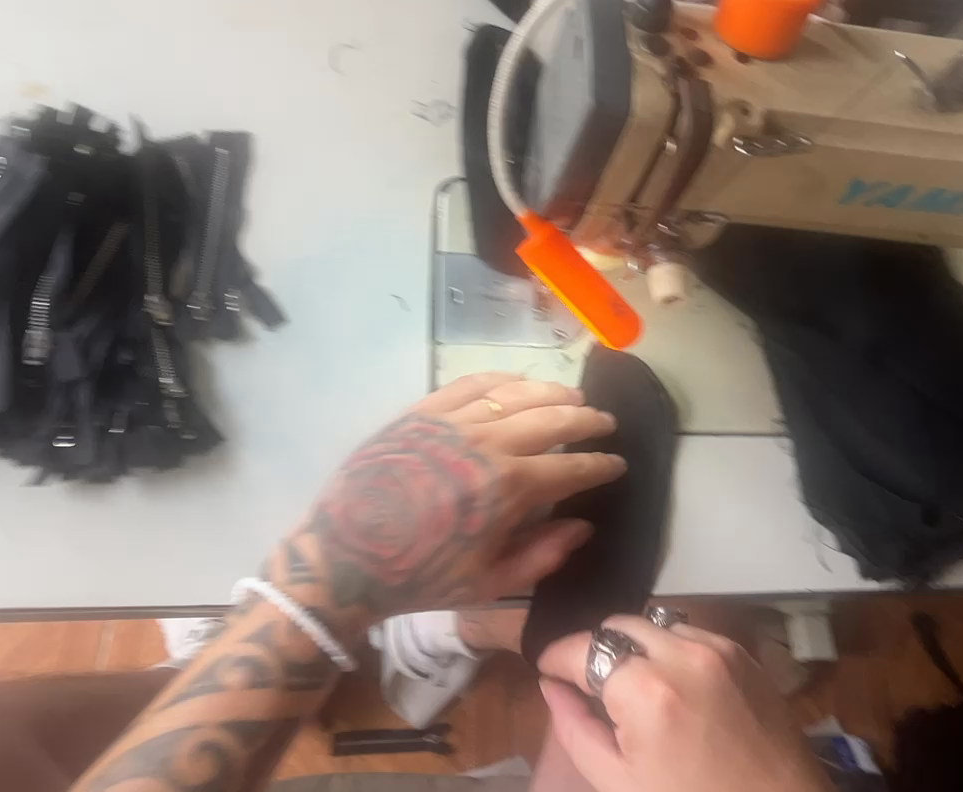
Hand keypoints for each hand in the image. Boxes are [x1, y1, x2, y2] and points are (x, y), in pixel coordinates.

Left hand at [268, 373, 625, 641]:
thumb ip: (542, 554)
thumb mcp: (487, 583)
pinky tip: (518, 382)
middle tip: (605, 421)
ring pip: (518, 393)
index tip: (618, 463)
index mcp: (509, 489)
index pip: (572, 468)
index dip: (601, 465)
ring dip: (553, 392)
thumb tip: (584, 525)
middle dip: (587, 419)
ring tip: (573, 395)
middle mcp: (489, 444)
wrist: (344, 556)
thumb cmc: (419, 576)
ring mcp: (455, 421)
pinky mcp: (425, 410)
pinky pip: (473, 384)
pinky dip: (503, 379)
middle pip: (553, 418)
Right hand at [536, 616, 831, 791]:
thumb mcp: (621, 785)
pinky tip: (677, 689)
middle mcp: (681, 654)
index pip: (584, 649)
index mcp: (647, 691)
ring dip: (637, 648)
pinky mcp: (741, 652)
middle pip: (618, 626)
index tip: (547, 668)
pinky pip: (690, 634)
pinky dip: (673, 652)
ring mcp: (716, 648)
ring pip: (654, 625)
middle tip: (593, 687)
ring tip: (639, 690)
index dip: (557, 656)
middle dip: (598, 650)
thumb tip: (552, 686)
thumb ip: (576, 730)